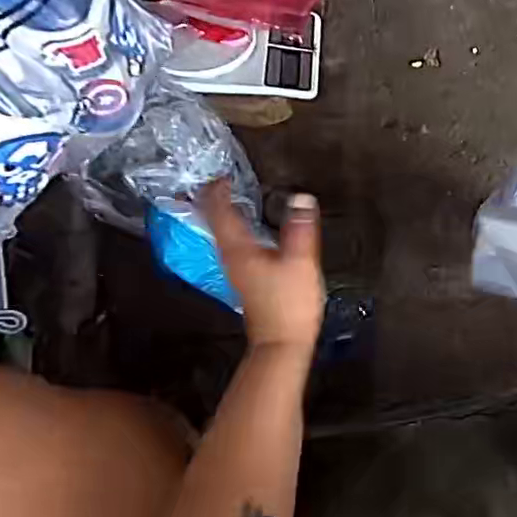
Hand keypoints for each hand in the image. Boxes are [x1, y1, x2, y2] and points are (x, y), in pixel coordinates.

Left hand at [199, 180, 324, 350]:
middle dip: (216, 200)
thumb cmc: (290, 302)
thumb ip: (301, 229)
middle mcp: (231, 257)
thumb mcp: (302, 262)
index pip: (219, 211)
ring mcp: (237, 271)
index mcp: (239, 249)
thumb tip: (301, 198)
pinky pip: (236, 246)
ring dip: (225, 216)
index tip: (223, 174)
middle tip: (222, 182)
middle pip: (215, 222)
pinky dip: (238, 232)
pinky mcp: (248, 280)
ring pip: (223, 235)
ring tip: (234, 200)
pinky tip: (251, 232)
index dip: (218, 190)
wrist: (283, 342)